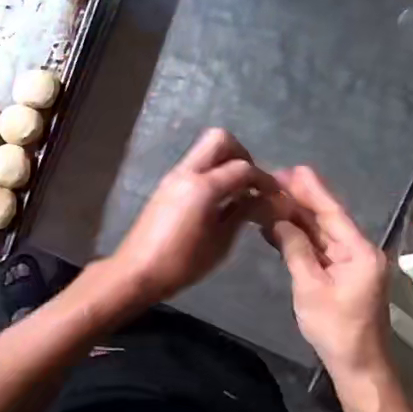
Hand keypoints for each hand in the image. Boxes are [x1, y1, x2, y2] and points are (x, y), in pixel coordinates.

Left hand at [109, 128, 278, 304]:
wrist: (136, 271)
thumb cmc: (182, 263)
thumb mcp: (220, 242)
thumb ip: (242, 213)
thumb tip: (262, 199)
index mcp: (202, 186)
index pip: (243, 168)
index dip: (265, 179)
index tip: (276, 195)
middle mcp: (187, 173)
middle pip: (220, 140)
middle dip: (242, 155)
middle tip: (252, 183)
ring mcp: (173, 177)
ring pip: (205, 149)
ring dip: (226, 162)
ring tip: (238, 193)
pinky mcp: (166, 186)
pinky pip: (194, 166)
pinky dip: (212, 172)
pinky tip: (220, 200)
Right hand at [266, 166, 390, 383]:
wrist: (358, 364)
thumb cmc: (335, 328)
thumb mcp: (310, 287)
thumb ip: (296, 250)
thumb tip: (279, 220)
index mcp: (358, 251)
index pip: (331, 212)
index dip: (310, 189)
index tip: (290, 170)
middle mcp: (360, 251)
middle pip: (327, 218)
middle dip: (301, 199)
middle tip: (272, 180)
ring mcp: (353, 263)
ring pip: (323, 232)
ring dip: (298, 217)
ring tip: (271, 197)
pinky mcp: (344, 274)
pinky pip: (321, 248)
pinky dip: (301, 237)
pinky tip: (281, 228)